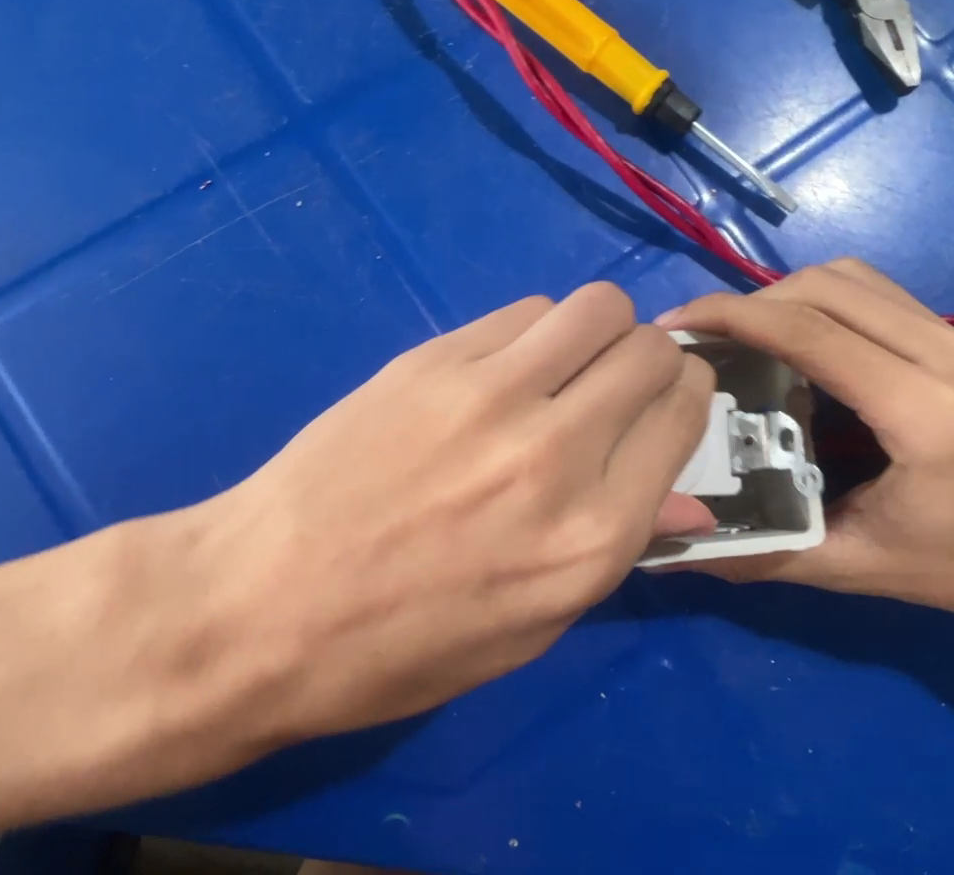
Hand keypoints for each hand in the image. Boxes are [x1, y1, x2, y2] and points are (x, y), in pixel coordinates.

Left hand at [180, 284, 715, 743]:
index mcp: (592, 537)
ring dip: (600, 331)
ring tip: (566, 367)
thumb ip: (620, 549)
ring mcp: (490, 395)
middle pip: (650, 350)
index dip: (685, 399)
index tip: (666, 404)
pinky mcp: (434, 359)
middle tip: (618, 386)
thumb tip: (689, 500)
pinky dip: (536, 332)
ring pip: (596, 307)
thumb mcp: (532, 629)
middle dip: (652, 360)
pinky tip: (503, 370)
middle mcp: (557, 453)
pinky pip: (523, 311)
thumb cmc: (402, 646)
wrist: (264, 605)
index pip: (683, 415)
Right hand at [658, 260, 953, 628]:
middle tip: (702, 338)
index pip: (812, 333)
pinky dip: (820, 299)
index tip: (678, 325)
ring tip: (741, 333)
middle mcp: (949, 357)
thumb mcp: (854, 570)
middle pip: (828, 287)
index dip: (735, 318)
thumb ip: (761, 553)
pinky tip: (793, 337)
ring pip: (852, 277)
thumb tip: (675, 551)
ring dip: (786, 294)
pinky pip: (875, 292)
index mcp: (925, 414)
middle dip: (751, 301)